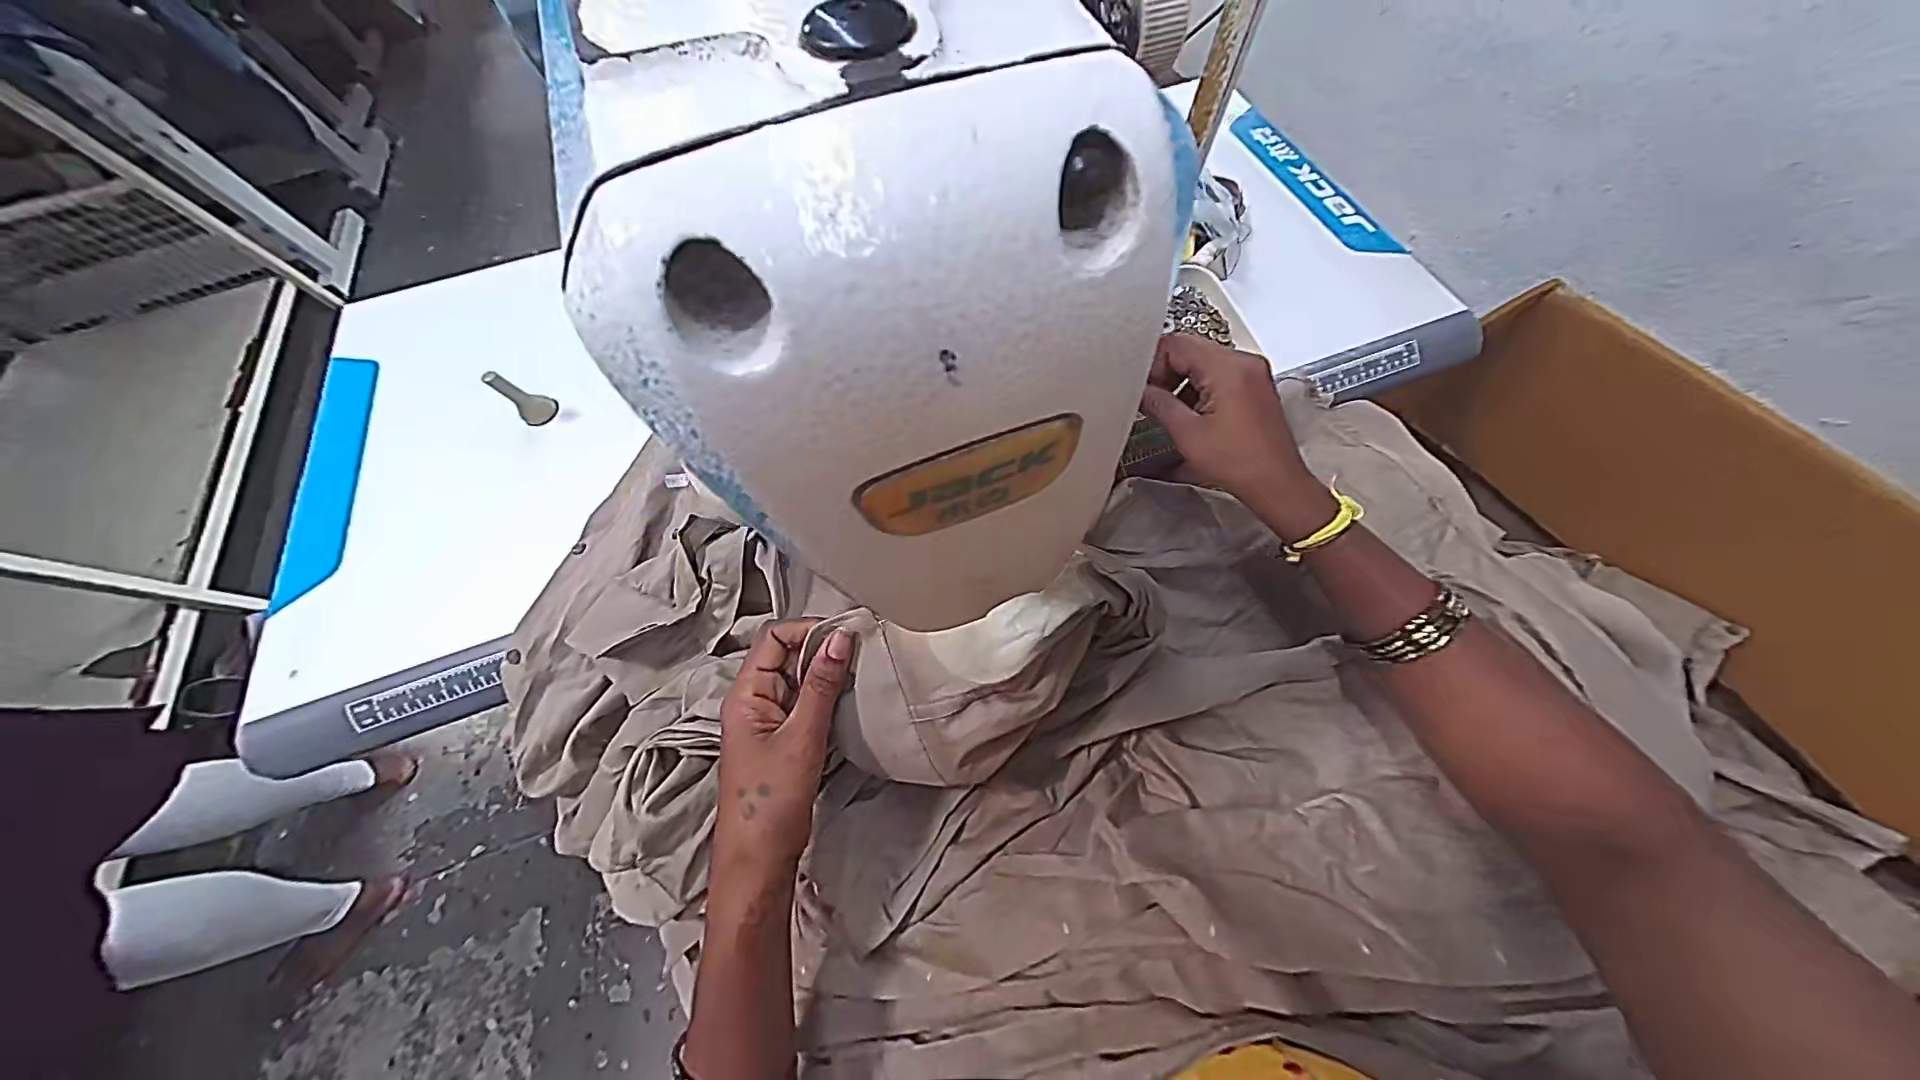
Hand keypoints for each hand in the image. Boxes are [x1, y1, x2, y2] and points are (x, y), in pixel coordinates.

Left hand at [713, 619, 854, 889]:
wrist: (759, 861)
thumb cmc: (770, 803)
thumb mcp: (801, 737)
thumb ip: (822, 684)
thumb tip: (841, 638)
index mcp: (745, 694)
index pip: (774, 639)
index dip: (808, 630)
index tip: (845, 634)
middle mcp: (755, 702)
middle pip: (787, 656)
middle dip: (822, 649)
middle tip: (860, 652)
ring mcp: (770, 721)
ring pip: (800, 680)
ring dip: (827, 674)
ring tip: (860, 672)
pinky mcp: (785, 740)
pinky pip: (807, 705)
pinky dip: (827, 697)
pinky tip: (849, 699)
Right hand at [1139, 334, 1318, 506]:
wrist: (1274, 482)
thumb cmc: (1241, 462)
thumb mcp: (1187, 433)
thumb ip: (1158, 404)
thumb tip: (1143, 392)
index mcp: (1228, 369)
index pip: (1177, 344)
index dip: (1153, 364)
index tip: (1143, 386)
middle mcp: (1244, 363)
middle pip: (1191, 350)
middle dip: (1165, 373)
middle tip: (1152, 398)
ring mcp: (1252, 374)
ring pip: (1203, 362)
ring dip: (1181, 382)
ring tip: (1170, 409)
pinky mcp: (1254, 387)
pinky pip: (1218, 375)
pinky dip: (1198, 388)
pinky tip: (1189, 414)